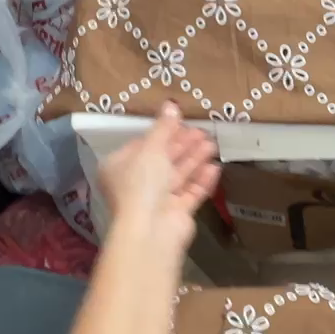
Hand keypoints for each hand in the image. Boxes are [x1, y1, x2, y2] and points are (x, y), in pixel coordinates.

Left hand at [98, 102, 220, 255]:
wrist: (152, 229)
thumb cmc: (142, 183)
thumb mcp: (151, 148)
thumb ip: (163, 127)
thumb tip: (170, 104)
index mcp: (120, 167)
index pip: (142, 145)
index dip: (163, 132)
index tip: (182, 121)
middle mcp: (136, 183)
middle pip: (163, 159)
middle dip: (184, 145)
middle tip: (204, 131)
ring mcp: (157, 200)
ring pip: (179, 175)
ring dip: (195, 159)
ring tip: (213, 144)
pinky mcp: (177, 212)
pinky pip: (191, 192)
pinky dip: (202, 179)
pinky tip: (215, 167)